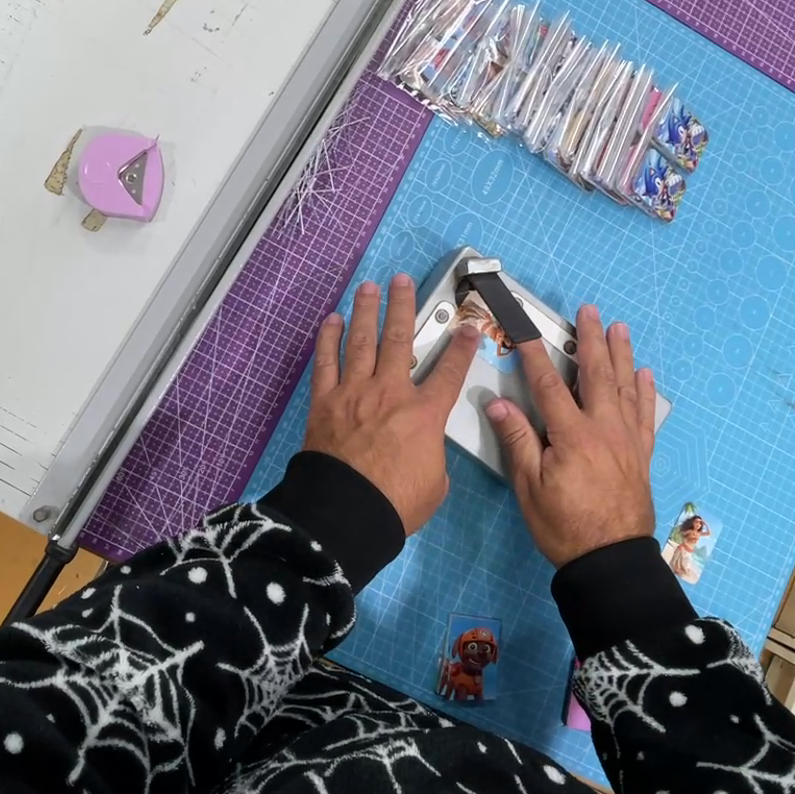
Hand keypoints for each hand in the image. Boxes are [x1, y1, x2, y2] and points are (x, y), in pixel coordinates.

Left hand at [304, 274, 475, 532]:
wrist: (346, 513)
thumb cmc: (396, 503)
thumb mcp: (435, 482)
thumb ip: (432, 454)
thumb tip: (423, 446)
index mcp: (424, 414)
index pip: (450, 372)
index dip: (462, 347)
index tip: (468, 326)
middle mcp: (390, 393)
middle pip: (399, 339)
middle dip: (402, 306)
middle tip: (401, 280)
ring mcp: (354, 392)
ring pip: (362, 341)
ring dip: (366, 311)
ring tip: (368, 287)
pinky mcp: (325, 401)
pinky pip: (326, 362)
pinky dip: (329, 339)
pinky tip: (332, 320)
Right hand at [486, 305, 657, 566]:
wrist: (612, 561)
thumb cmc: (563, 525)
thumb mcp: (529, 488)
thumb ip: (518, 441)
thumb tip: (497, 403)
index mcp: (571, 435)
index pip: (548, 385)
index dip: (535, 355)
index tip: (526, 329)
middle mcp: (603, 429)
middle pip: (596, 375)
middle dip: (591, 341)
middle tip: (590, 311)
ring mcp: (627, 440)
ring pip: (625, 388)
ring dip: (622, 355)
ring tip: (620, 328)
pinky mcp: (641, 455)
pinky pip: (645, 415)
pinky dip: (645, 392)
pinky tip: (644, 374)